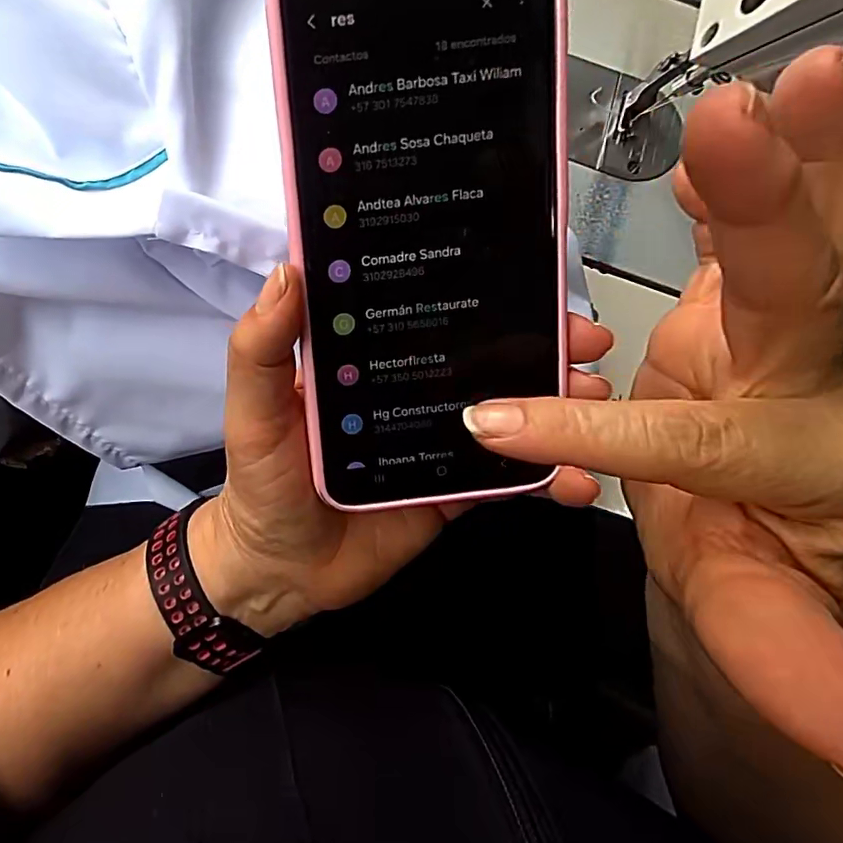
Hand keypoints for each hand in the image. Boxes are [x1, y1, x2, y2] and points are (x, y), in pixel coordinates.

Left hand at [190, 263, 616, 635]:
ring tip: (589, 397)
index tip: (520, 275)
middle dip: (533, 342)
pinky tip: (574, 473)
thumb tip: (286, 274)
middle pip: (472, 355)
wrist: (282, 569)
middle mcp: (397, 390)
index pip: (412, 312)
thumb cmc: (259, 482)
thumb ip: (260, 350)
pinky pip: (504, 473)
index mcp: (354, 362)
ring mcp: (428, 439)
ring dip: (553, 400)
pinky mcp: (448, 487)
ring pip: (502, 409)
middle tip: (581, 339)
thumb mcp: (253, 412)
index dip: (462, 290)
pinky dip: (544, 471)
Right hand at [462, 46, 842, 793]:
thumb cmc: (745, 574)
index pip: (696, 437)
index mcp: (797, 466)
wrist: (763, 538)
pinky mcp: (744, 320)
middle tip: (749, 122)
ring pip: (800, 243)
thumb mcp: (750, 627)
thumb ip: (791, 668)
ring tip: (765, 91)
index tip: (495, 424)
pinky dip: (740, 185)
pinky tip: (721, 142)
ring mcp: (781, 345)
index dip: (593, 431)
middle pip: (804, 296)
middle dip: (766, 213)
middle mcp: (809, 391)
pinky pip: (754, 240)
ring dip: (776, 162)